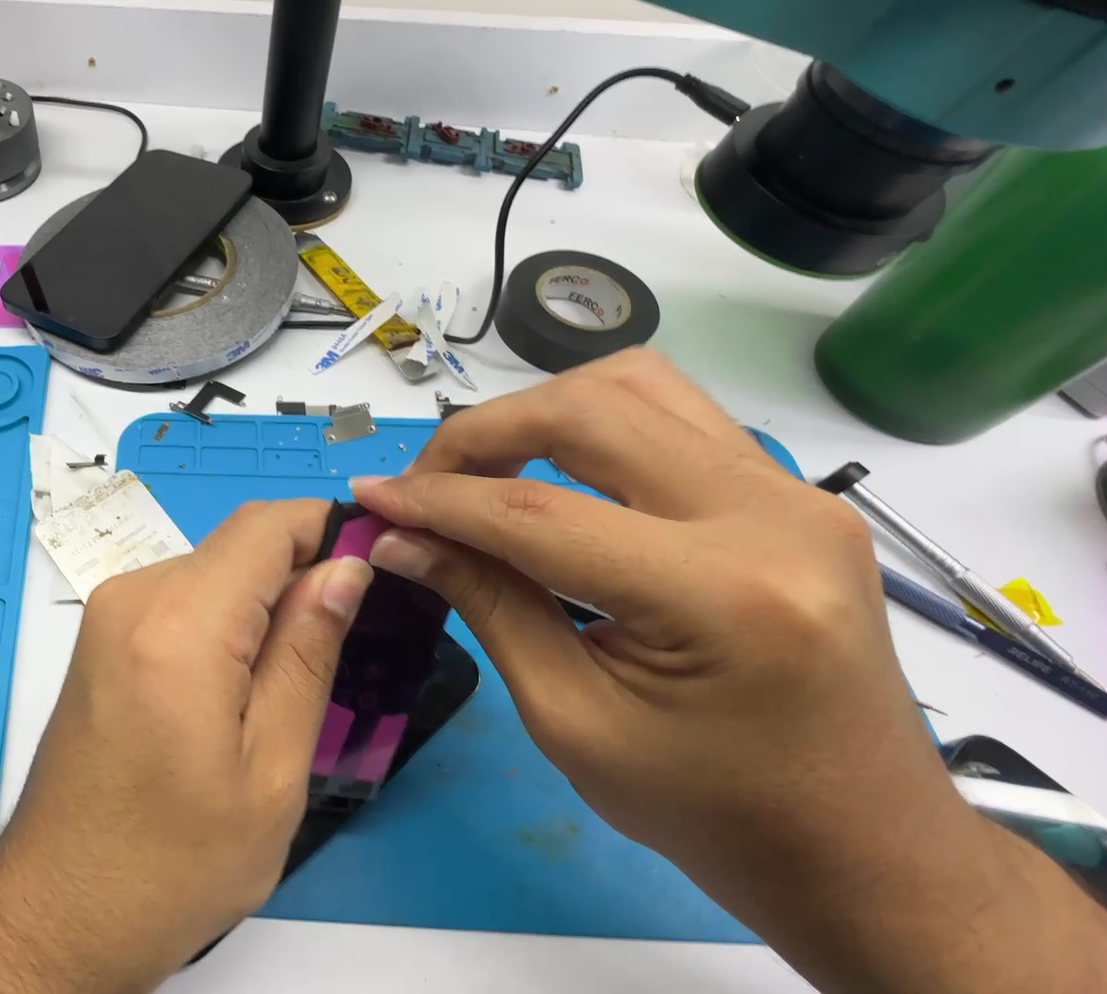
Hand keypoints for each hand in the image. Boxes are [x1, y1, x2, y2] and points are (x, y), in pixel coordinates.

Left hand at [0, 500, 372, 991]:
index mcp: (177, 626)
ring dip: (261, 603)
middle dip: (300, 573)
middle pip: (238, 545)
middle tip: (340, 648)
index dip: (329, 529)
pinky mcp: (100, 636)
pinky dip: (223, 620)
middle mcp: (132, 597)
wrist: (61, 905)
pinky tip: (237, 688)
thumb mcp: (270, 771)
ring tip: (286, 684)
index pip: (266, 525)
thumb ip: (308, 654)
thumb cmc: (174, 862)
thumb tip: (345, 569)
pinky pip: (180, 597)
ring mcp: (107, 613)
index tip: (377, 568)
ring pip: (212, 570)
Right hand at [350, 349, 1106, 992]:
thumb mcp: (569, 718)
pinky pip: (672, 412)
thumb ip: (485, 605)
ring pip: (634, 384)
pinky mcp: (792, 490)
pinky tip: (552, 468)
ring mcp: (795, 491)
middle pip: (587, 411)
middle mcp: (771, 516)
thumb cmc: (707, 808)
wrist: (859, 845)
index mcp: (719, 596)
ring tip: (482, 470)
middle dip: (480, 436)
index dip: (437, 501)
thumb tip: (399, 538)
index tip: (368, 499)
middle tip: (423, 485)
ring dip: (536, 412)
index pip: (537, 513)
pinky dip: (591, 421)